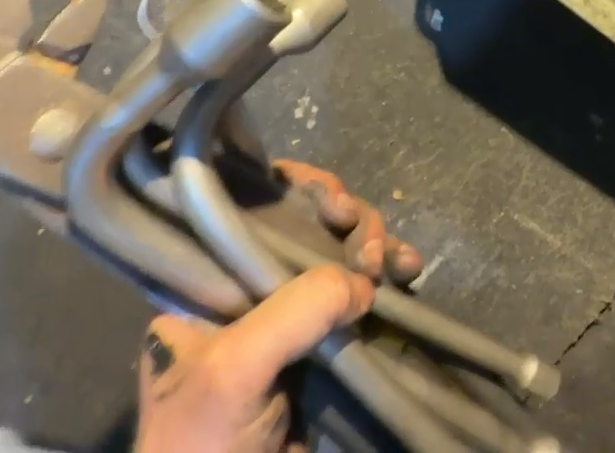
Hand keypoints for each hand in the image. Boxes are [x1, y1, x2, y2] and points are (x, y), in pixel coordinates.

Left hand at [134, 161, 420, 452]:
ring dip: (376, 243)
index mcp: (208, 285)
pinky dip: (393, 273)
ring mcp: (294, 316)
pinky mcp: (331, 342)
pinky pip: (367, 290)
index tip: (328, 197)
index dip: (292, 187)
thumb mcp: (233, 369)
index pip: (248, 208)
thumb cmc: (204, 443)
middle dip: (345, 217)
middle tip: (363, 237)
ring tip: (395, 262)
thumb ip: (295, 310)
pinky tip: (411, 270)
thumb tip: (364, 281)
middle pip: (305, 222)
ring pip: (342, 251)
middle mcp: (251, 289)